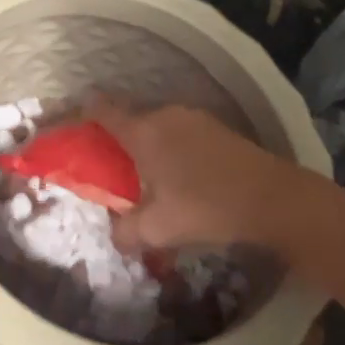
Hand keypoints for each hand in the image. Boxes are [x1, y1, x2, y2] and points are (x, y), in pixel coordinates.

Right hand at [88, 100, 315, 254]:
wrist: (275, 199)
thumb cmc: (207, 207)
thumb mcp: (159, 229)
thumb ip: (128, 232)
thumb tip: (115, 235)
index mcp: (143, 131)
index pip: (101, 109)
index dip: (81, 113)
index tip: (69, 125)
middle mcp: (164, 115)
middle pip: (128, 117)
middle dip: (114, 137)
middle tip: (108, 165)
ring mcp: (193, 118)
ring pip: (155, 124)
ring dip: (145, 143)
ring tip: (145, 175)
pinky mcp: (216, 127)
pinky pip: (178, 130)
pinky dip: (169, 147)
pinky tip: (179, 175)